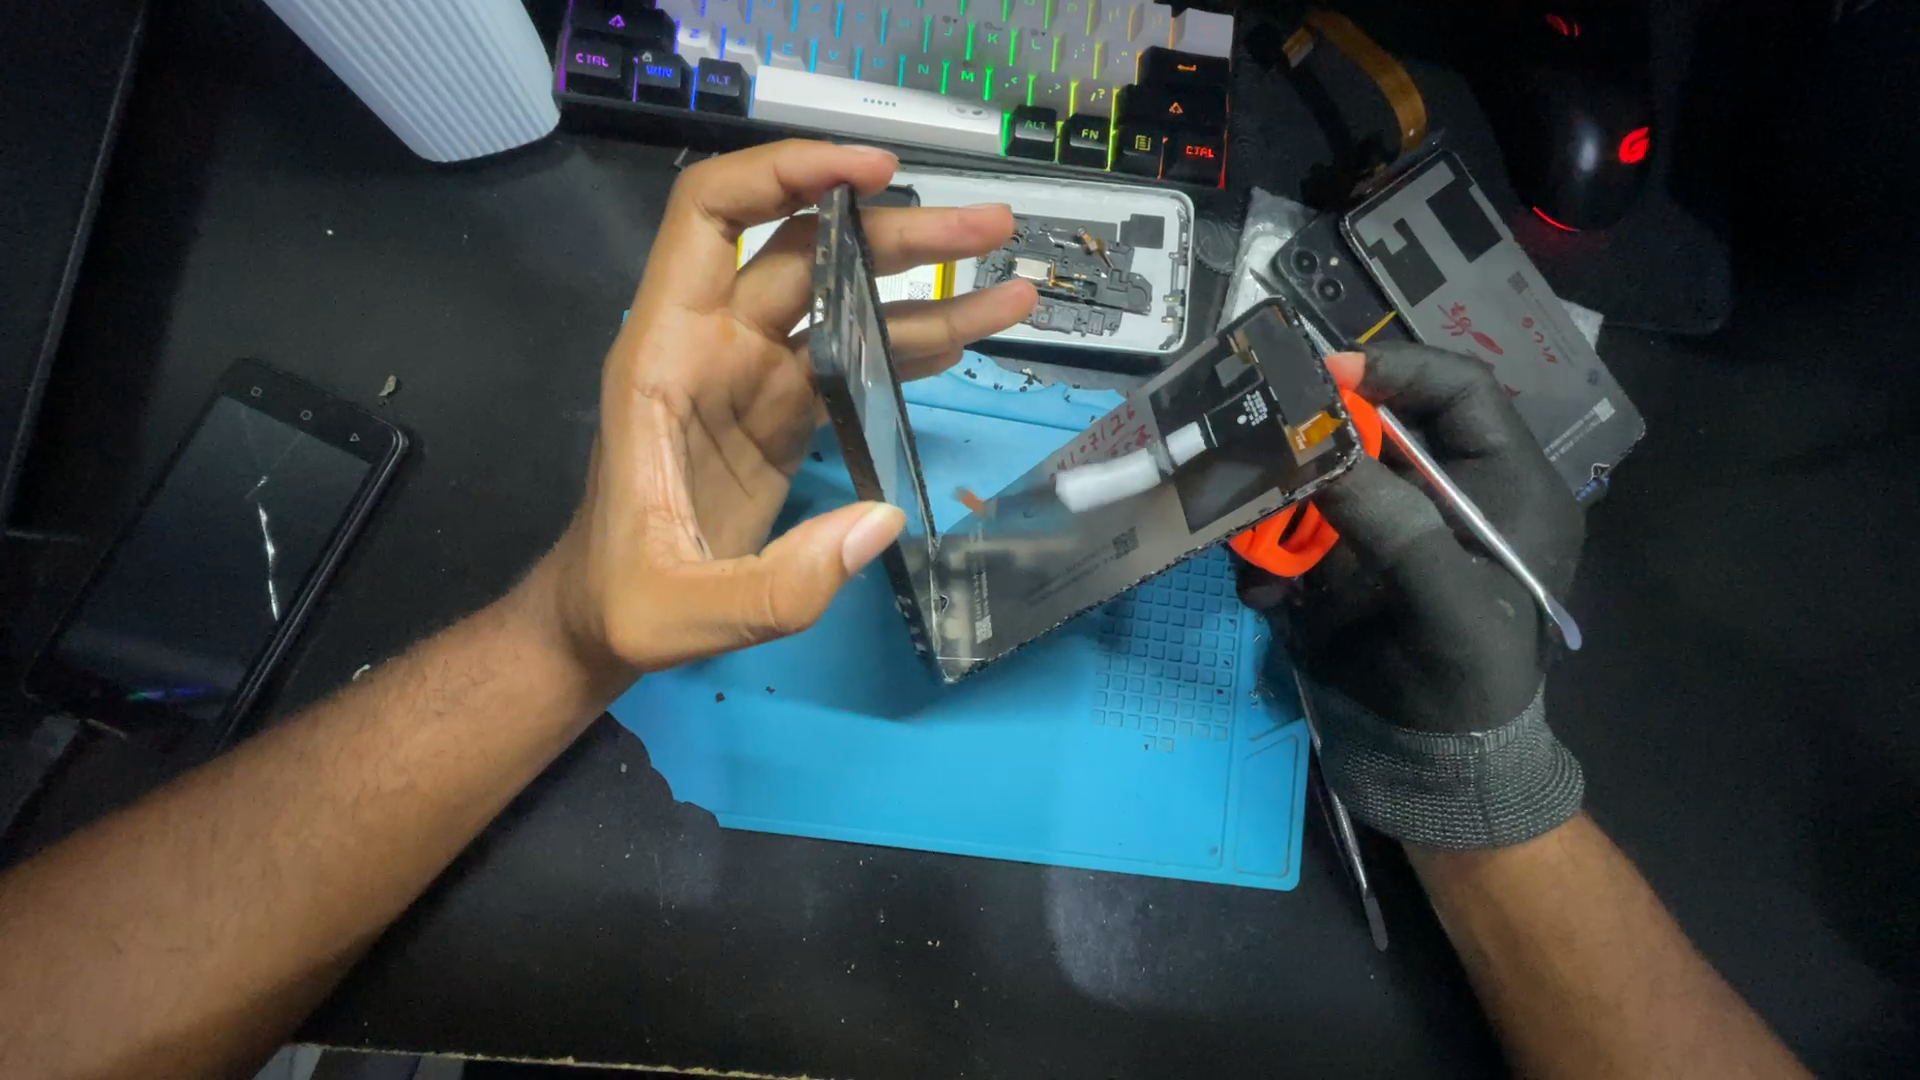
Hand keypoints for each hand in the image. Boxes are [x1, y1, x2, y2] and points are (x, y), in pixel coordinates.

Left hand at [545, 141, 1036, 676]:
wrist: (611, 618)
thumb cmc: (627, 604)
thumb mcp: (685, 608)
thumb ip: (780, 583)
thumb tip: (884, 522)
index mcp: (667, 356)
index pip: (714, 216)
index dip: (790, 174)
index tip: (877, 172)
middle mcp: (714, 348)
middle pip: (810, 255)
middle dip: (901, 236)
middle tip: (988, 229)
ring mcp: (753, 380)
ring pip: (844, 308)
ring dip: (924, 296)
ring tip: (1008, 292)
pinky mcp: (783, 415)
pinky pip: (850, 363)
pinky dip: (905, 352)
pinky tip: (958, 346)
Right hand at [1270, 341, 1587, 848]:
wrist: (1425, 765)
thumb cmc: (1467, 684)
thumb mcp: (1448, 605)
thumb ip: (1394, 526)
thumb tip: (1323, 451)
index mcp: (1499, 487)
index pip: (1456, 392)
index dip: (1393, 367)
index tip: (1323, 371)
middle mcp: (1433, 494)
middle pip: (1368, 431)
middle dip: (1311, 439)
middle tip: (1256, 438)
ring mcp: (1375, 528)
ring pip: (1312, 482)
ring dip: (1273, 508)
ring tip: (1248, 535)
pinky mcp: (1331, 562)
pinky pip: (1283, 536)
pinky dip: (1262, 559)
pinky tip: (1264, 595)